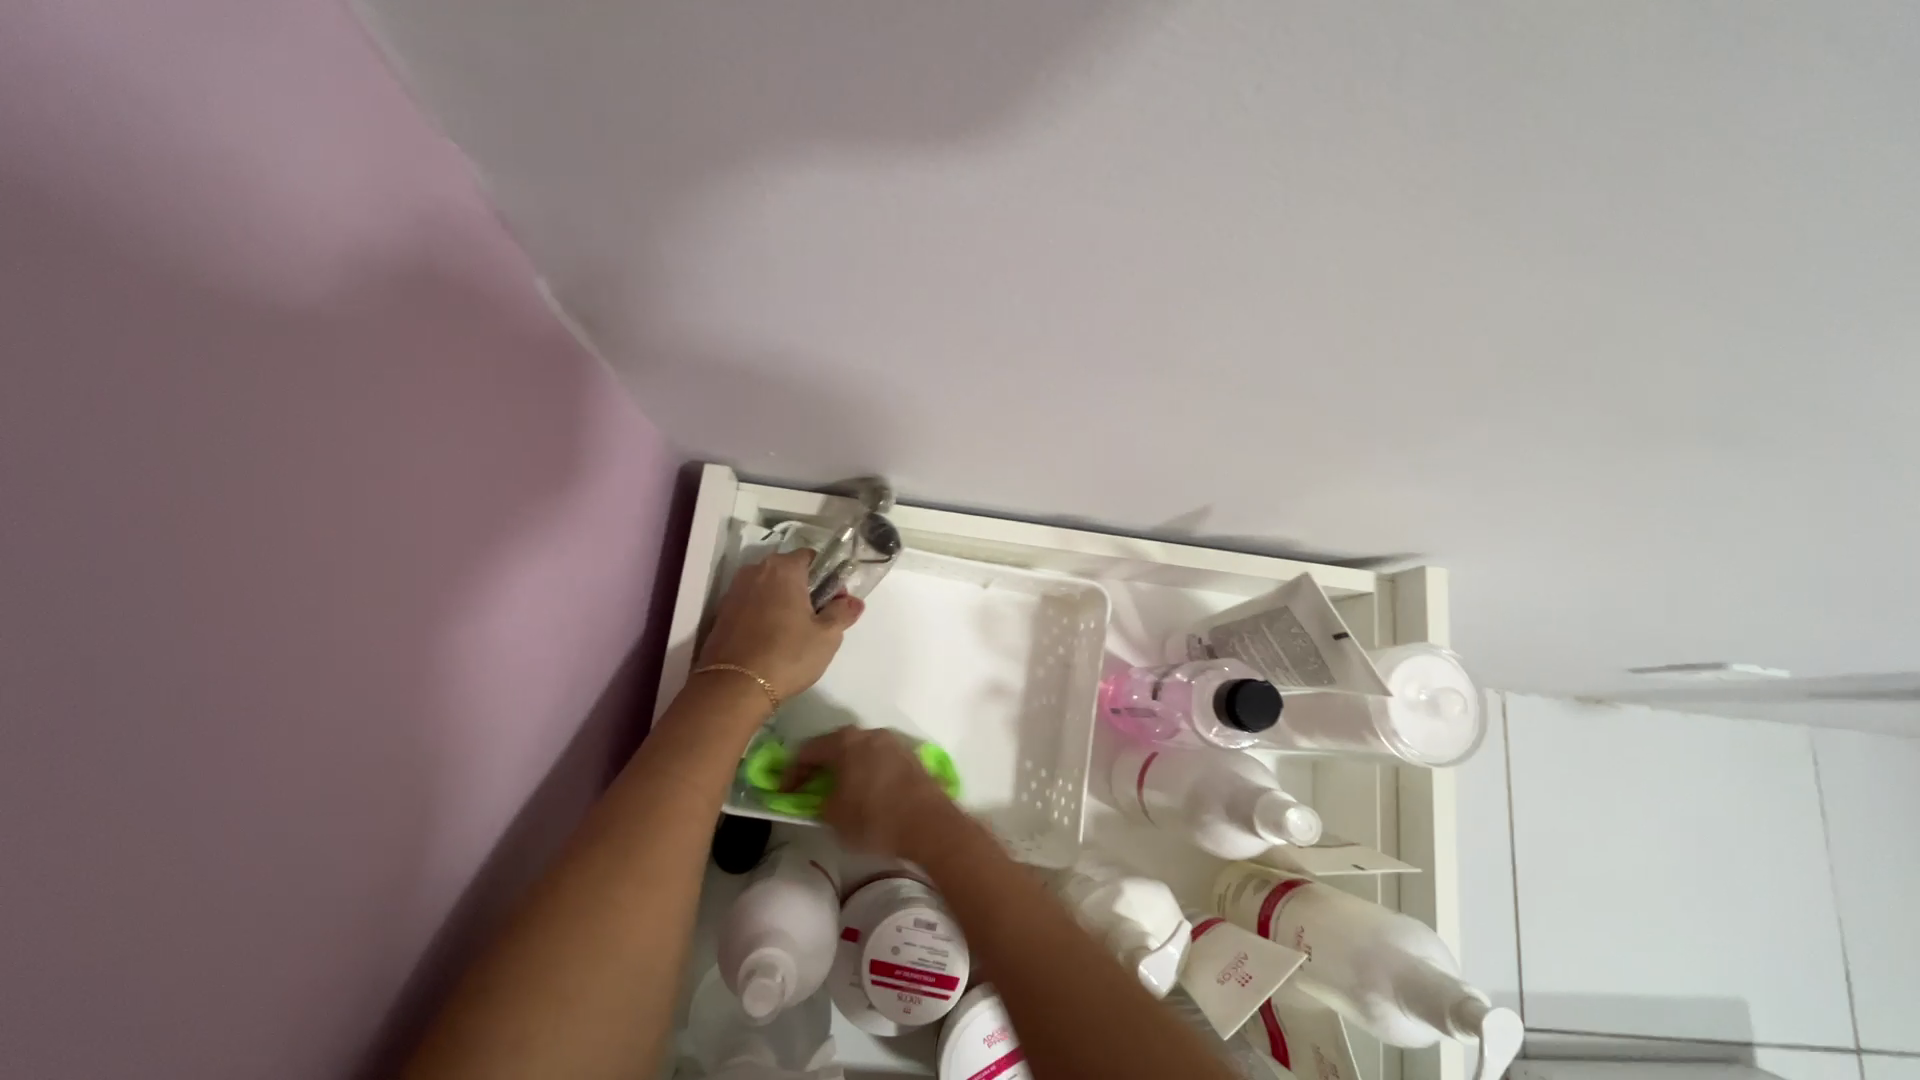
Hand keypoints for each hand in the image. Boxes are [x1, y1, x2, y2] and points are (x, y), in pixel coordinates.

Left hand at [697, 550, 863, 700]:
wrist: (733, 687)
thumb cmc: (787, 655)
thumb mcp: (827, 636)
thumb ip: (843, 612)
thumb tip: (853, 602)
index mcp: (783, 568)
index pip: (811, 557)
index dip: (827, 577)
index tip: (834, 602)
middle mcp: (755, 571)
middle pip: (788, 572)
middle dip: (804, 589)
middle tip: (817, 620)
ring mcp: (734, 591)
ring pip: (768, 589)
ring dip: (782, 602)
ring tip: (793, 633)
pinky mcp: (722, 613)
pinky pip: (751, 605)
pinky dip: (763, 615)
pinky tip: (770, 640)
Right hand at [783, 727, 964, 860]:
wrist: (930, 825)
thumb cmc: (875, 819)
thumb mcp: (834, 817)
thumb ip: (819, 803)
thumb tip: (822, 799)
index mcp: (845, 742)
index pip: (807, 751)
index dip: (791, 773)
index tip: (783, 794)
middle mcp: (870, 734)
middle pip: (836, 746)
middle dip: (820, 767)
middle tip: (809, 789)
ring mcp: (894, 743)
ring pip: (860, 753)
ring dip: (846, 770)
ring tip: (839, 793)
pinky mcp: (912, 758)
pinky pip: (880, 762)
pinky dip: (867, 774)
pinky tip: (867, 795)